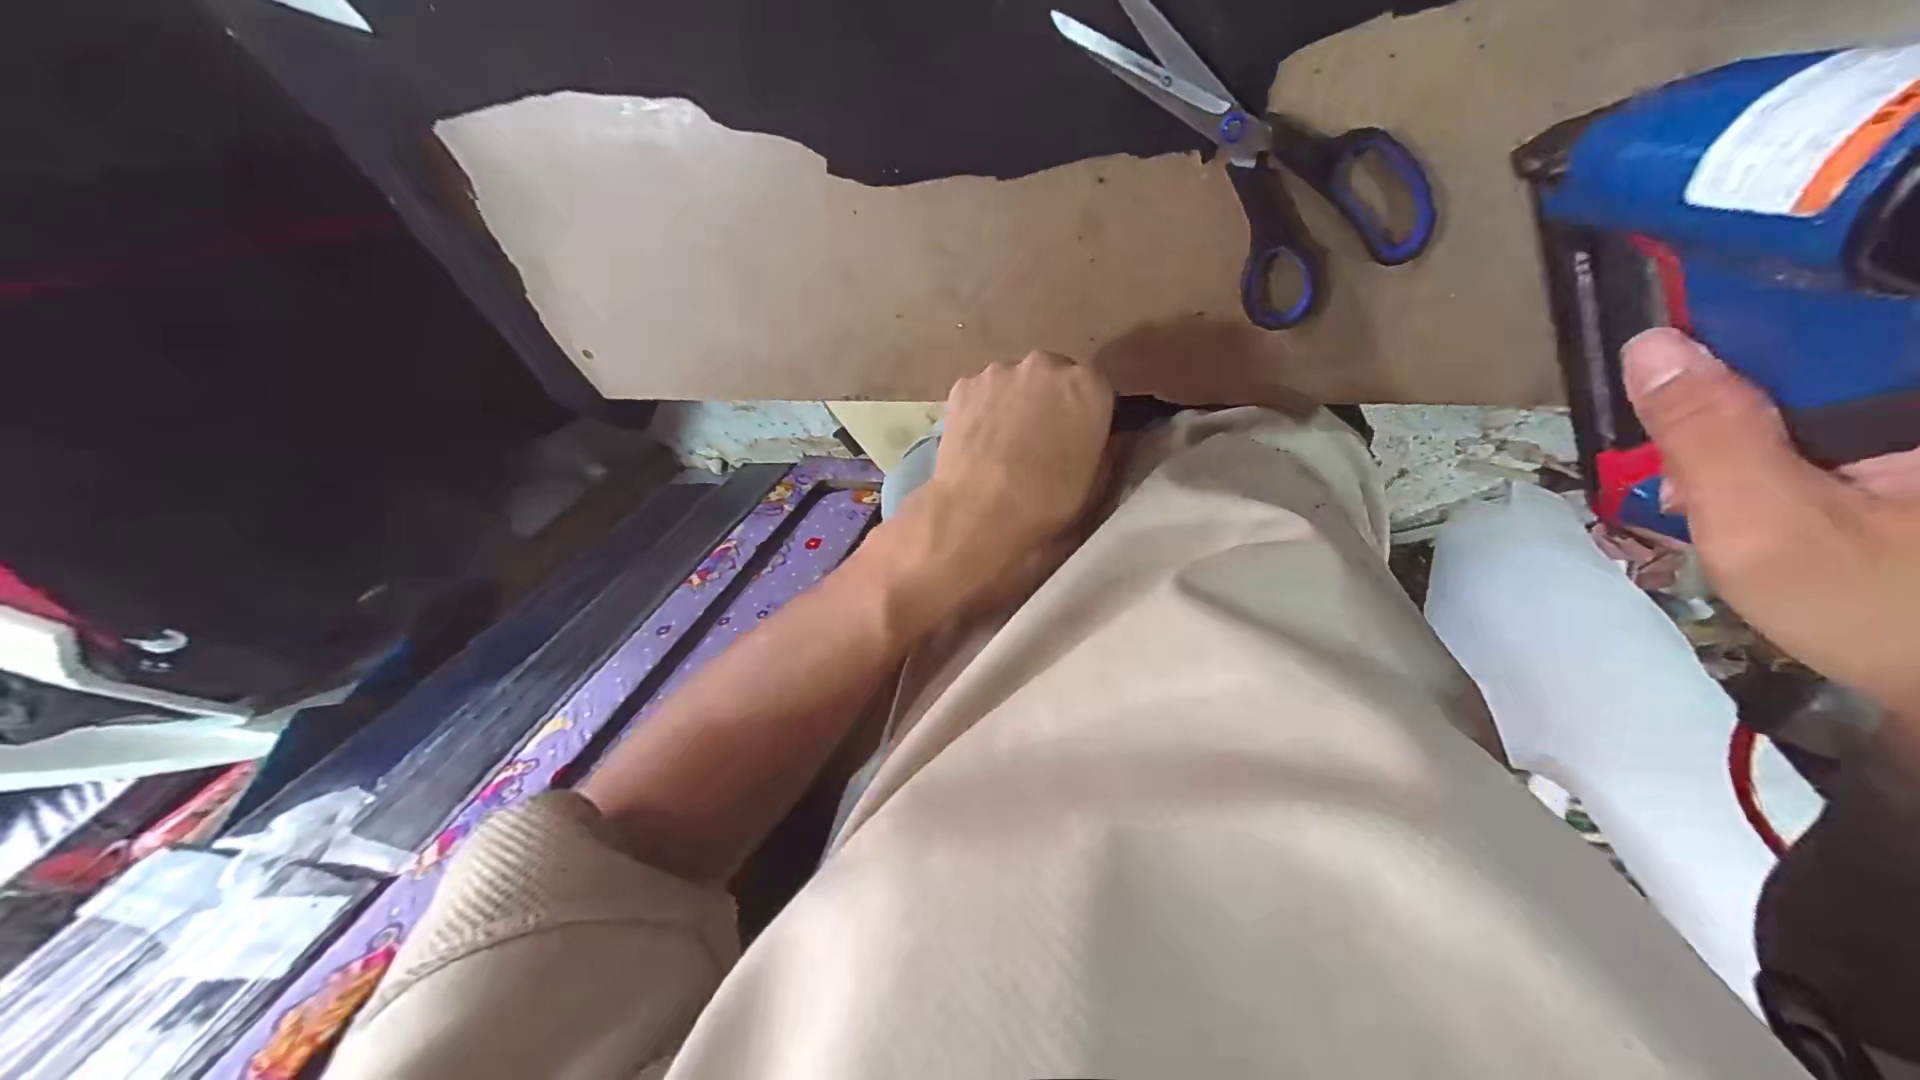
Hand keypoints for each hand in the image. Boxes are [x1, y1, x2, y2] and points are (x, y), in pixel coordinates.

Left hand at [922, 351, 1114, 566]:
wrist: (979, 512)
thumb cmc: (1046, 503)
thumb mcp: (1095, 481)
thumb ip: (1107, 447)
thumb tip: (1113, 436)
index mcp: (1089, 386)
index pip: (1094, 388)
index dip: (1083, 413)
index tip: (1075, 436)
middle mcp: (1046, 365)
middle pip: (1051, 376)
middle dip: (1046, 401)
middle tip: (1036, 440)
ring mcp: (1000, 372)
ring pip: (1012, 382)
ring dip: (1012, 403)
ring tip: (1001, 444)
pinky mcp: (963, 386)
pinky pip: (979, 394)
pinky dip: (980, 411)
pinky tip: (976, 443)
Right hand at [1622, 328, 1919, 719]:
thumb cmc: (1885, 616)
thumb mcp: (1768, 526)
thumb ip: (1706, 435)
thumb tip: (1649, 345)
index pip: (1832, 307)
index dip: (1741, 305)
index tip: (1669, 328)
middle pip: (1825, 343)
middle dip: (1731, 386)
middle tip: (1680, 453)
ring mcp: (1916, 424)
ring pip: (1828, 379)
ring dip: (1747, 421)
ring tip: (1701, 486)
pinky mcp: (1908, 451)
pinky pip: (1842, 412)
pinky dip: (1781, 440)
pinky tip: (1749, 488)